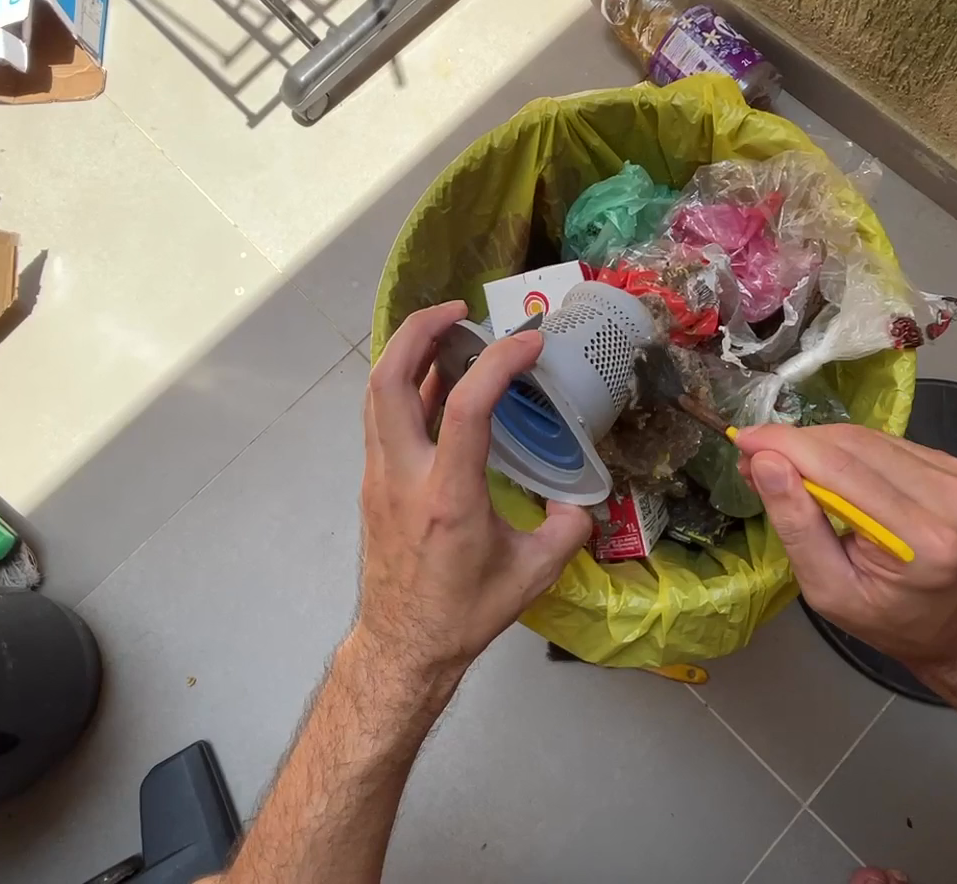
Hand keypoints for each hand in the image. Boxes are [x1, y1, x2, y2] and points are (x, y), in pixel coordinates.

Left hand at [357, 301, 593, 680]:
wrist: (401, 646)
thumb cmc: (464, 614)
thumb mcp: (531, 577)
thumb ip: (566, 533)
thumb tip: (582, 503)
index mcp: (447, 497)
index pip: (466, 409)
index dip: (498, 364)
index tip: (529, 343)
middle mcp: (403, 475)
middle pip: (389, 381)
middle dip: (419, 331)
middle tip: (460, 310)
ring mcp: (380, 476)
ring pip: (376, 393)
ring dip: (407, 351)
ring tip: (448, 331)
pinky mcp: (374, 481)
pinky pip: (381, 415)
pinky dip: (405, 383)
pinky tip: (437, 380)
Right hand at [734, 424, 956, 667]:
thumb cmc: (889, 620)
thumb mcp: (828, 590)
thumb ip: (796, 526)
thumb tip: (764, 462)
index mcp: (923, 540)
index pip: (840, 469)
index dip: (785, 445)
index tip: (742, 439)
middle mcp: (954, 499)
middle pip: (853, 445)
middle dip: (795, 444)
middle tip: (754, 456)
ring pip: (869, 438)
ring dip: (819, 445)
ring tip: (786, 464)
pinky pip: (888, 443)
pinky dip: (849, 451)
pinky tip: (831, 471)